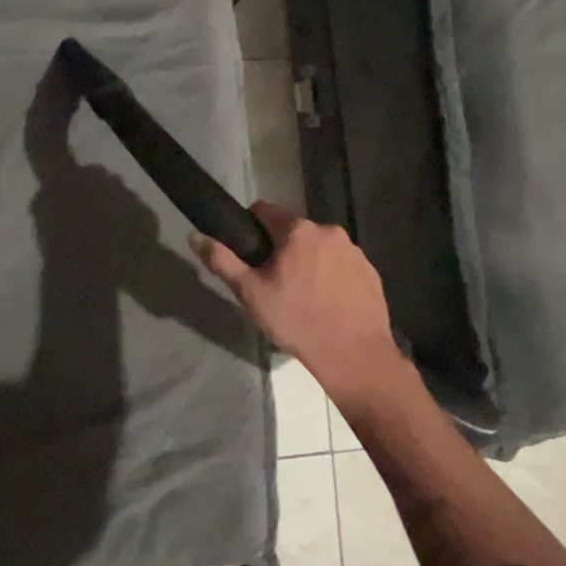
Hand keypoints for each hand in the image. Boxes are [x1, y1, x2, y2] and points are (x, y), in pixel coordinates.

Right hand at [191, 202, 401, 384]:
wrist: (354, 356)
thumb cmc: (296, 320)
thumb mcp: (250, 293)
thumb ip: (221, 261)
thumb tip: (195, 236)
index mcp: (297, 231)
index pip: (265, 210)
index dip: (251, 226)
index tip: (249, 252)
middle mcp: (329, 231)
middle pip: (294, 231)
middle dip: (282, 249)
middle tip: (274, 282)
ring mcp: (354, 251)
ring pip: (320, 247)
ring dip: (309, 261)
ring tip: (303, 296)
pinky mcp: (371, 272)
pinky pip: (342, 265)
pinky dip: (332, 276)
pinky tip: (328, 304)